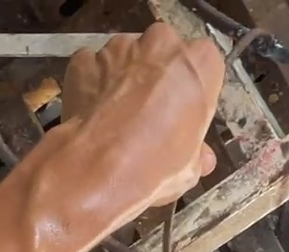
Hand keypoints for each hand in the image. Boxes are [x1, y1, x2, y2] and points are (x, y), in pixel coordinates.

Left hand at [61, 23, 222, 213]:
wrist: (98, 172)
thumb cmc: (156, 167)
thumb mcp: (189, 169)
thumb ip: (197, 152)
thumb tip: (202, 157)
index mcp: (198, 63)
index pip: (205, 68)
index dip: (192, 95)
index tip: (184, 118)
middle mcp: (161, 43)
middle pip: (164, 55)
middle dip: (158, 81)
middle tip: (150, 120)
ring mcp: (119, 47)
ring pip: (127, 59)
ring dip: (125, 82)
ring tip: (117, 123)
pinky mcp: (84, 60)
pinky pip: (93, 70)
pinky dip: (93, 88)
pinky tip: (94, 118)